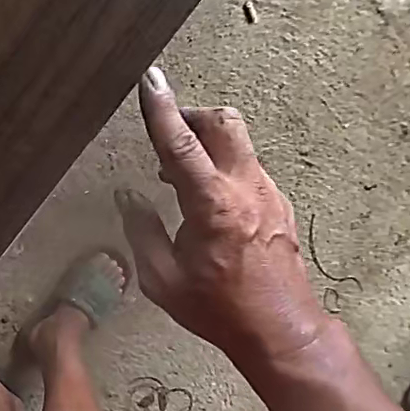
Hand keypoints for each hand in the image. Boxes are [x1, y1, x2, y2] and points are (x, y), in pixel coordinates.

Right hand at [116, 66, 331, 370]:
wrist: (281, 330)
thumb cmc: (217, 307)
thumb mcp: (161, 277)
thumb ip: (141, 229)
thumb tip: (128, 196)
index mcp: (212, 207)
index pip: (181, 145)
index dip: (162, 110)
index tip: (150, 80)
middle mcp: (247, 191)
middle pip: (223, 124)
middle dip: (190, 115)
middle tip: (164, 127)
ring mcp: (269, 195)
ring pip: (237, 142)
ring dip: (204, 142)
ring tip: (174, 172)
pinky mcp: (279, 204)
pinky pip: (246, 166)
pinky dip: (219, 164)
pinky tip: (200, 195)